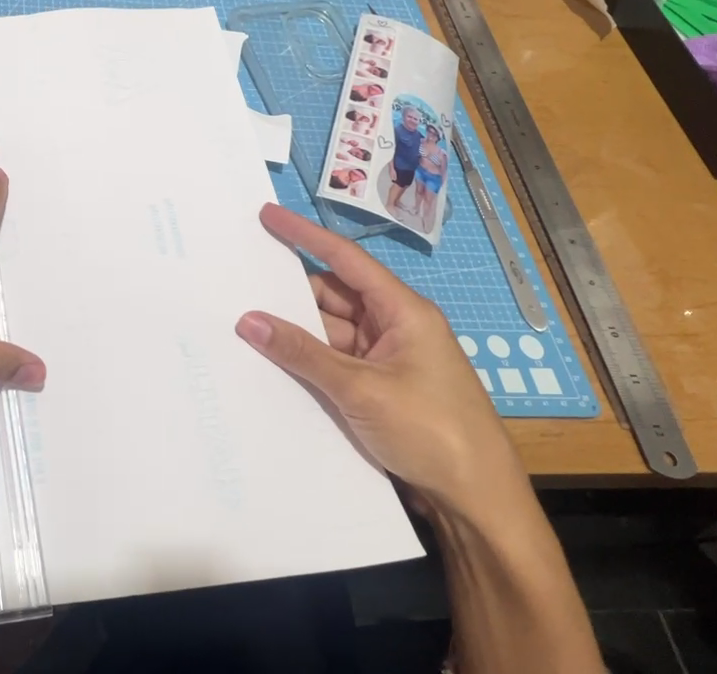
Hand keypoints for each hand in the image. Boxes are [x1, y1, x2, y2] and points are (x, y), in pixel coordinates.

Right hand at [234, 204, 524, 516]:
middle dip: (290, 293)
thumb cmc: (430, 430)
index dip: (305, 235)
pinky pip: (334, 362)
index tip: (267, 215)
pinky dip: (306, 362)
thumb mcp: (360, 389)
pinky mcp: (379, 390)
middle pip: (333, 297)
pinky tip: (271, 364)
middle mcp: (395, 327)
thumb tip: (248, 320)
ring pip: (329, 332)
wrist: (477, 502)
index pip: (346, 260)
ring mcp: (387, 360)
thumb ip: (302, 353)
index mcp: (403, 311)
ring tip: (243, 327)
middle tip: (239, 284)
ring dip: (295, 334)